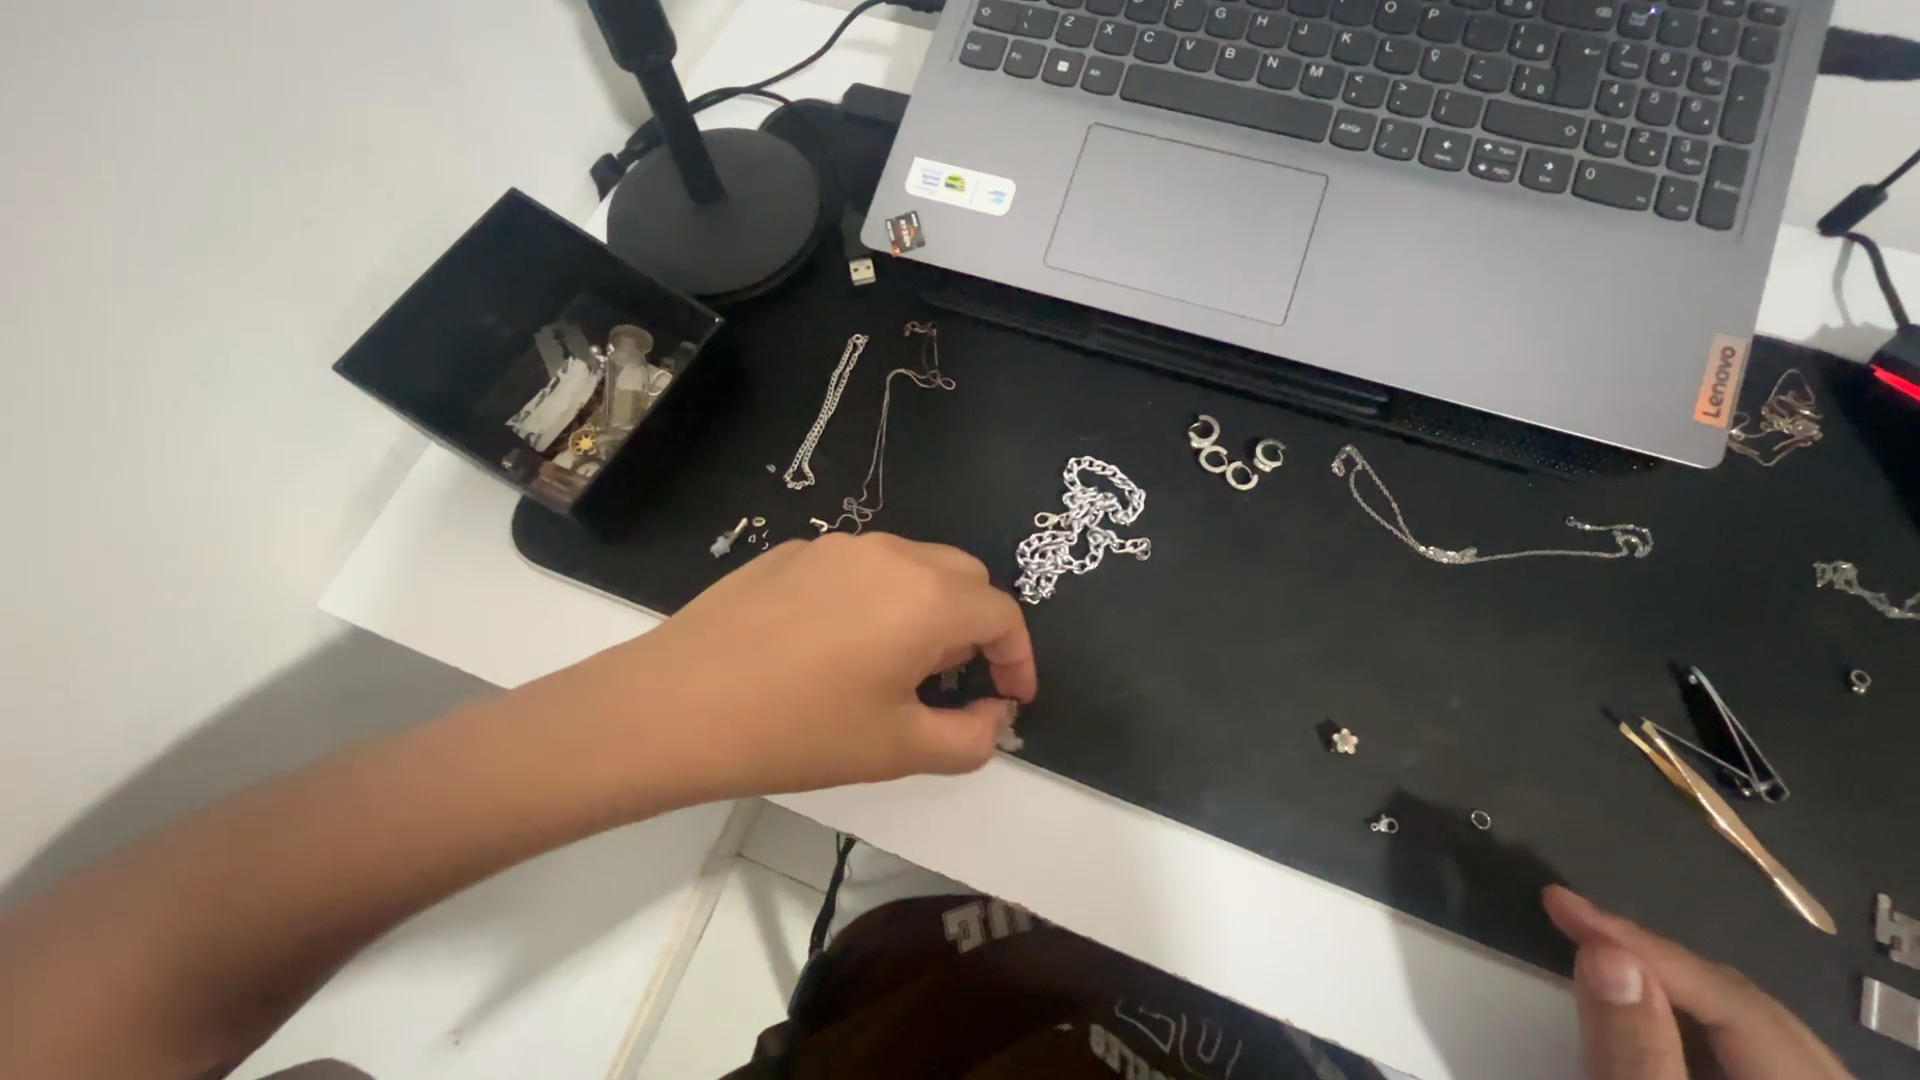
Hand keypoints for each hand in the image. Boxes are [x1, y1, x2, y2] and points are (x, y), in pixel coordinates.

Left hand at [548, 532, 1035, 806]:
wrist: (674, 706)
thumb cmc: (797, 732)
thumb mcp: (898, 750)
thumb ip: (971, 738)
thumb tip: (994, 715)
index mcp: (928, 597)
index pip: (1002, 615)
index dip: (1018, 659)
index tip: (1011, 699)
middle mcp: (891, 554)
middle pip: (963, 577)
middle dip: (976, 628)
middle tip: (952, 682)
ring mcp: (836, 546)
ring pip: (912, 565)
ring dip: (927, 608)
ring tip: (895, 665)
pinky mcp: (791, 552)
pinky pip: (860, 567)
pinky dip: (877, 598)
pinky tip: (836, 646)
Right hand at [1543, 885, 1852, 1079]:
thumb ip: (1635, 1048)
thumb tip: (1605, 952)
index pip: (1729, 996)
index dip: (1638, 943)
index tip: (1557, 901)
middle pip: (1746, 1006)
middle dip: (1652, 958)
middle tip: (1571, 919)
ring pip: (1743, 1026)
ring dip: (1662, 984)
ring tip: (1593, 952)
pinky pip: (1739, 1050)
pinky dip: (1680, 1019)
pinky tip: (1636, 1008)